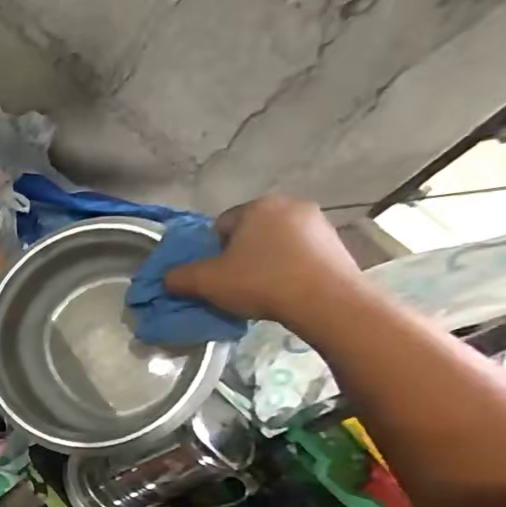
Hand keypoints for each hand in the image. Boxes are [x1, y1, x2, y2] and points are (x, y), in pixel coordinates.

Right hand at [163, 195, 368, 331]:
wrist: (327, 301)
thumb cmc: (261, 282)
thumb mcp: (207, 283)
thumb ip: (180, 277)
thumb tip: (168, 278)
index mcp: (256, 207)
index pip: (220, 226)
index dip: (212, 252)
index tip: (215, 275)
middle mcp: (289, 205)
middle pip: (250, 232)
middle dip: (240, 254)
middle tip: (235, 282)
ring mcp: (318, 222)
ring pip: (276, 242)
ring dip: (266, 260)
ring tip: (262, 289)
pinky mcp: (337, 243)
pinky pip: (301, 253)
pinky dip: (290, 267)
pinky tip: (287, 289)